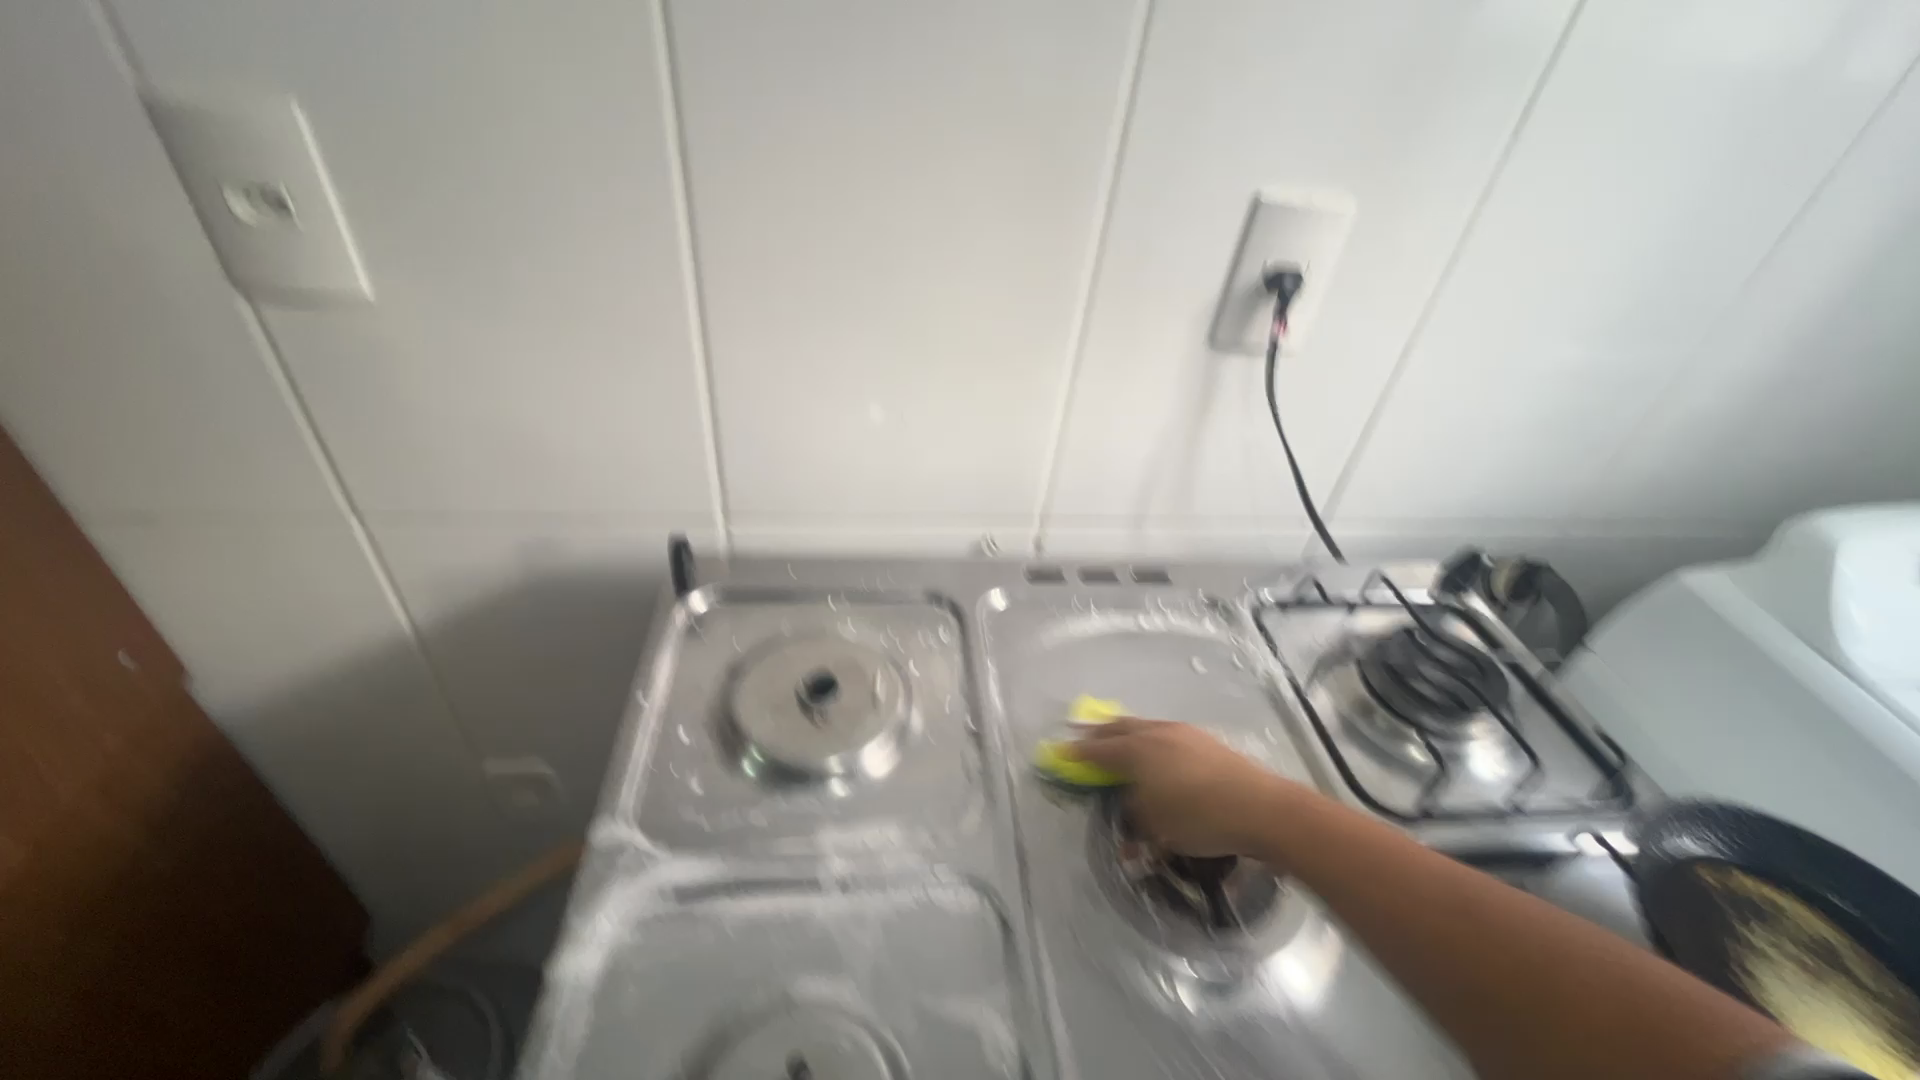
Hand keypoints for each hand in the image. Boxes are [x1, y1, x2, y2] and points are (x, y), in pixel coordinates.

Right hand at [1063, 720, 1295, 857]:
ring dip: (1126, 734)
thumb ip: (1135, 819)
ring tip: (1118, 742)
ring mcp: (1183, 733)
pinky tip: (1156, 753)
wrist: (1263, 808)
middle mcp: (1156, 734)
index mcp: (1137, 751)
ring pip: (1144, 727)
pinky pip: (1164, 734)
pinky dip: (1150, 740)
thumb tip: (1130, 816)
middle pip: (1119, 728)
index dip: (1077, 753)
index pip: (1097, 750)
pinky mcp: (1205, 741)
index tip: (1060, 753)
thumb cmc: (1201, 819)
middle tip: (1083, 739)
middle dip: (1098, 734)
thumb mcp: (1157, 828)